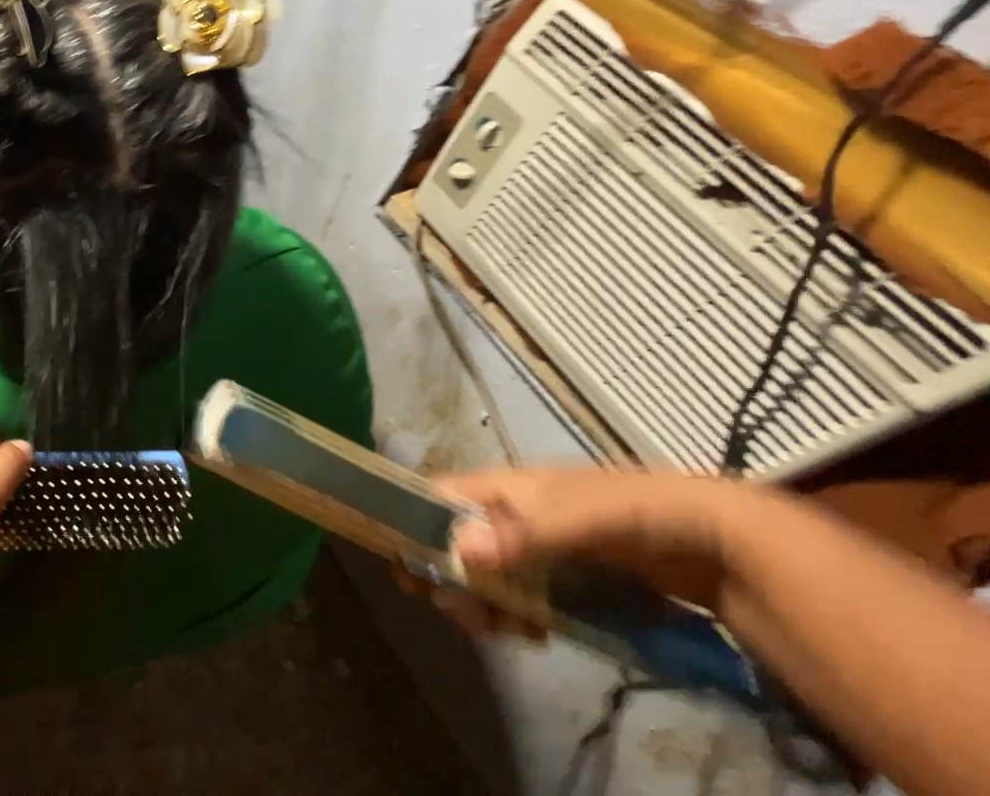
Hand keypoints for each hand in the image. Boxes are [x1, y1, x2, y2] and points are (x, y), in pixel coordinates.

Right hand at [406, 469, 756, 636]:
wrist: (717, 538)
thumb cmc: (638, 512)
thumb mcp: (581, 518)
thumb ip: (522, 535)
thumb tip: (457, 552)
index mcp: (503, 488)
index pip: (435, 497)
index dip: (411, 527)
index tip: (404, 570)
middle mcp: (509, 514)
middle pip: (452, 544)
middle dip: (449, 580)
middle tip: (465, 616)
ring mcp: (535, 547)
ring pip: (483, 575)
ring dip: (482, 605)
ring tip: (507, 631)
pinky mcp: (562, 577)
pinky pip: (518, 596)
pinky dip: (514, 616)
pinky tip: (534, 633)